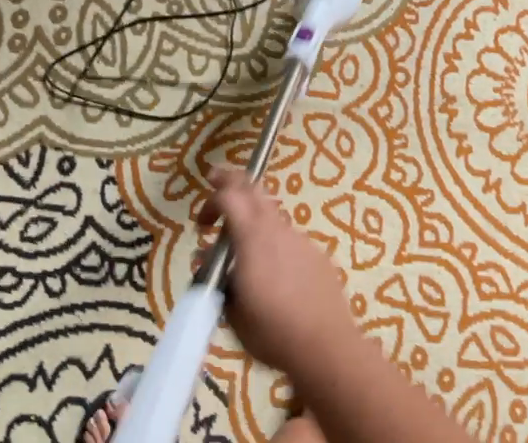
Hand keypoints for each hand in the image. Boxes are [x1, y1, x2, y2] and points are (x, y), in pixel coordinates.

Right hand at [196, 168, 360, 376]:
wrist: (326, 346)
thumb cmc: (272, 331)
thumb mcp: (232, 310)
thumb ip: (217, 279)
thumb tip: (206, 258)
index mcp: (252, 238)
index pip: (230, 195)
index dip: (212, 197)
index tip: (201, 220)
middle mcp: (277, 229)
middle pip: (254, 189)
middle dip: (233, 182)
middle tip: (217, 181)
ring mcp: (301, 239)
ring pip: (273, 215)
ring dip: (254, 219)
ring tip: (243, 247)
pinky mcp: (317, 254)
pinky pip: (290, 239)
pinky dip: (275, 243)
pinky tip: (274, 274)